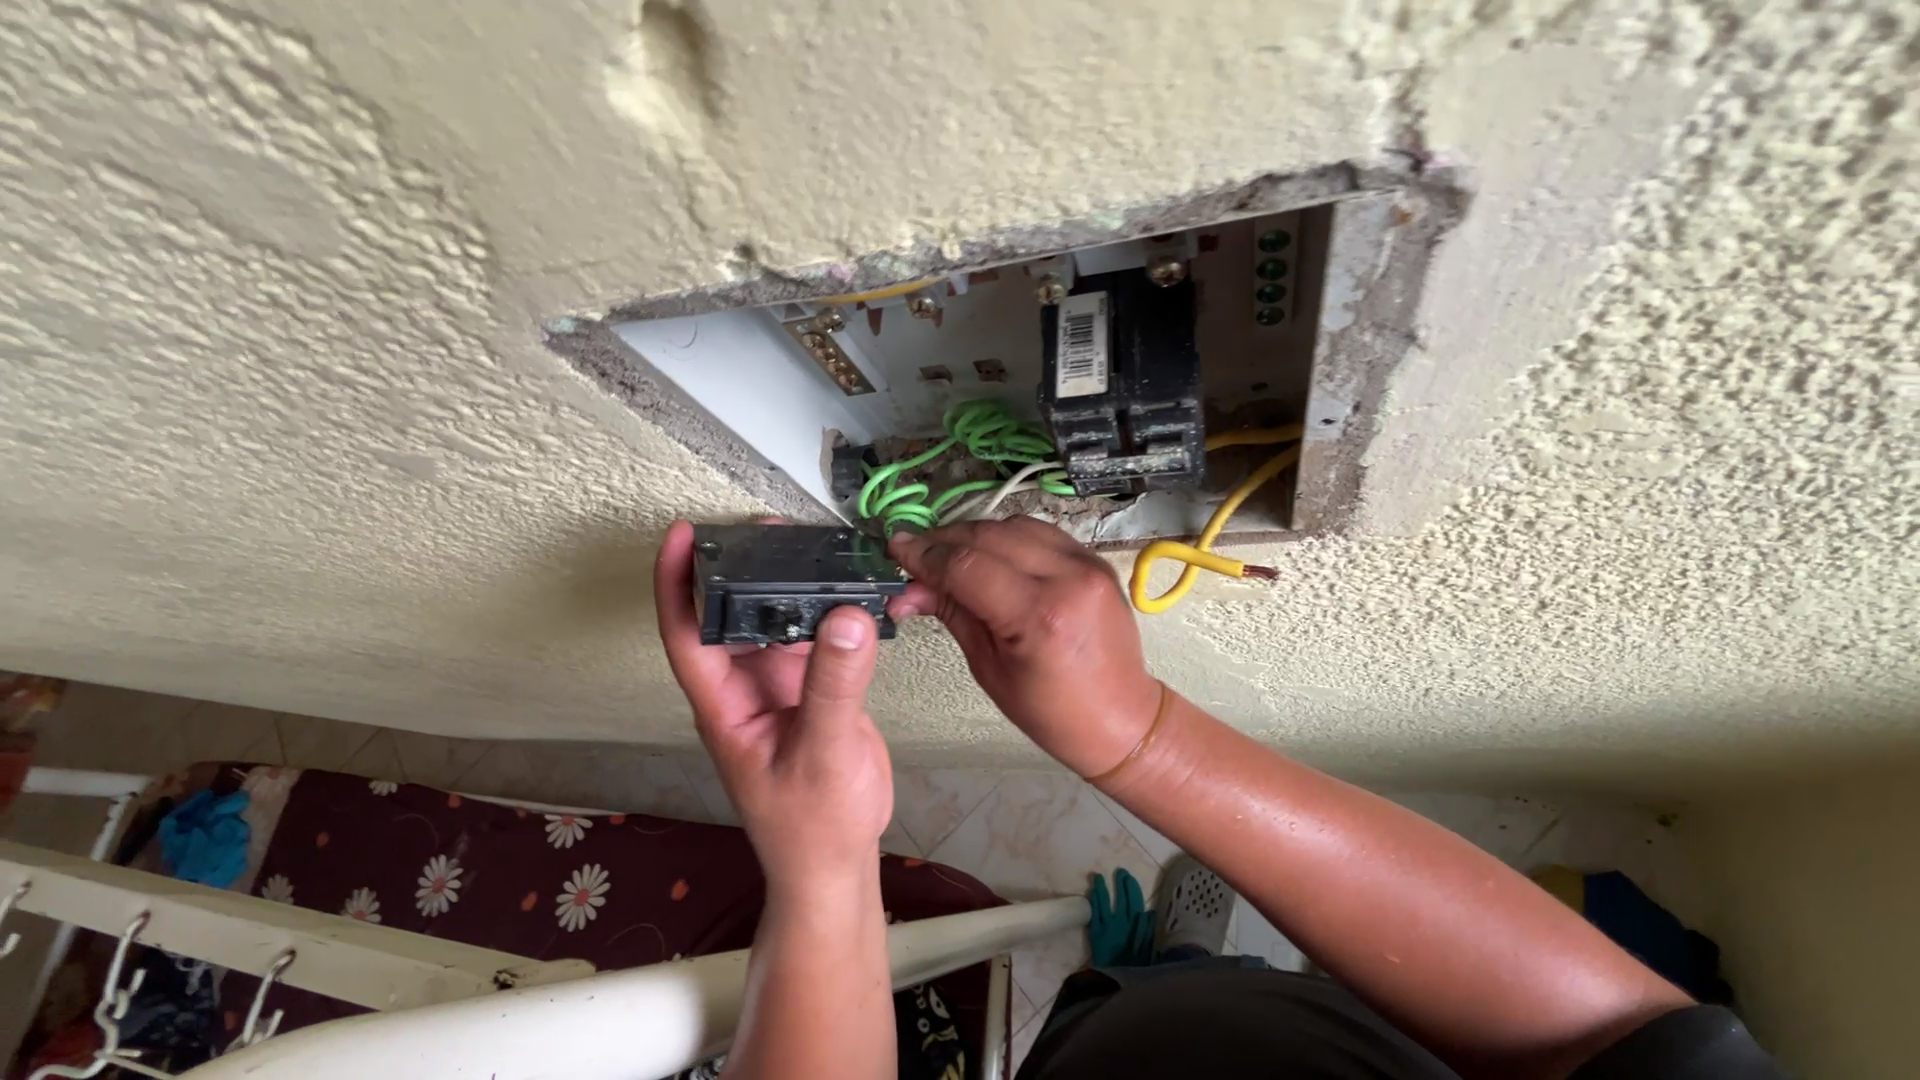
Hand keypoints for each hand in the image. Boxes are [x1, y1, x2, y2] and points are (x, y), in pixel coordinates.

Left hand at [654, 521, 892, 891]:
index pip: (688, 633)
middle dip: (744, 571)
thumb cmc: (812, 824)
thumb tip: (846, 616)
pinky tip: (851, 590)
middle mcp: (746, 688)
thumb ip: (834, 687)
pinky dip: (831, 614)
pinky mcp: (816, 691)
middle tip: (773, 529)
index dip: (676, 582)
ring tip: (814, 548)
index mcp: (724, 705)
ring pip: (778, 623)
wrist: (838, 861)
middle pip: (732, 616)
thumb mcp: (821, 755)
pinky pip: (818, 640)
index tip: (683, 533)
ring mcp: (781, 688)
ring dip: (791, 588)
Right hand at [888, 519, 1162, 776]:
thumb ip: (951, 614)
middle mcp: (1067, 579)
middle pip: (987, 537)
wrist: (1121, 717)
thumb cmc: (1052, 712)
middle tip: (914, 555)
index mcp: (1039, 616)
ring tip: (947, 555)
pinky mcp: (1094, 560)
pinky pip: (1040, 532)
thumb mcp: (989, 668)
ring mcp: (1086, 564)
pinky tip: (988, 554)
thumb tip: (906, 591)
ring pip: (1013, 525)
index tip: (896, 550)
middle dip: (943, 541)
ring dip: (973, 534)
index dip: (925, 555)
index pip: (966, 566)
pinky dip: (1007, 537)